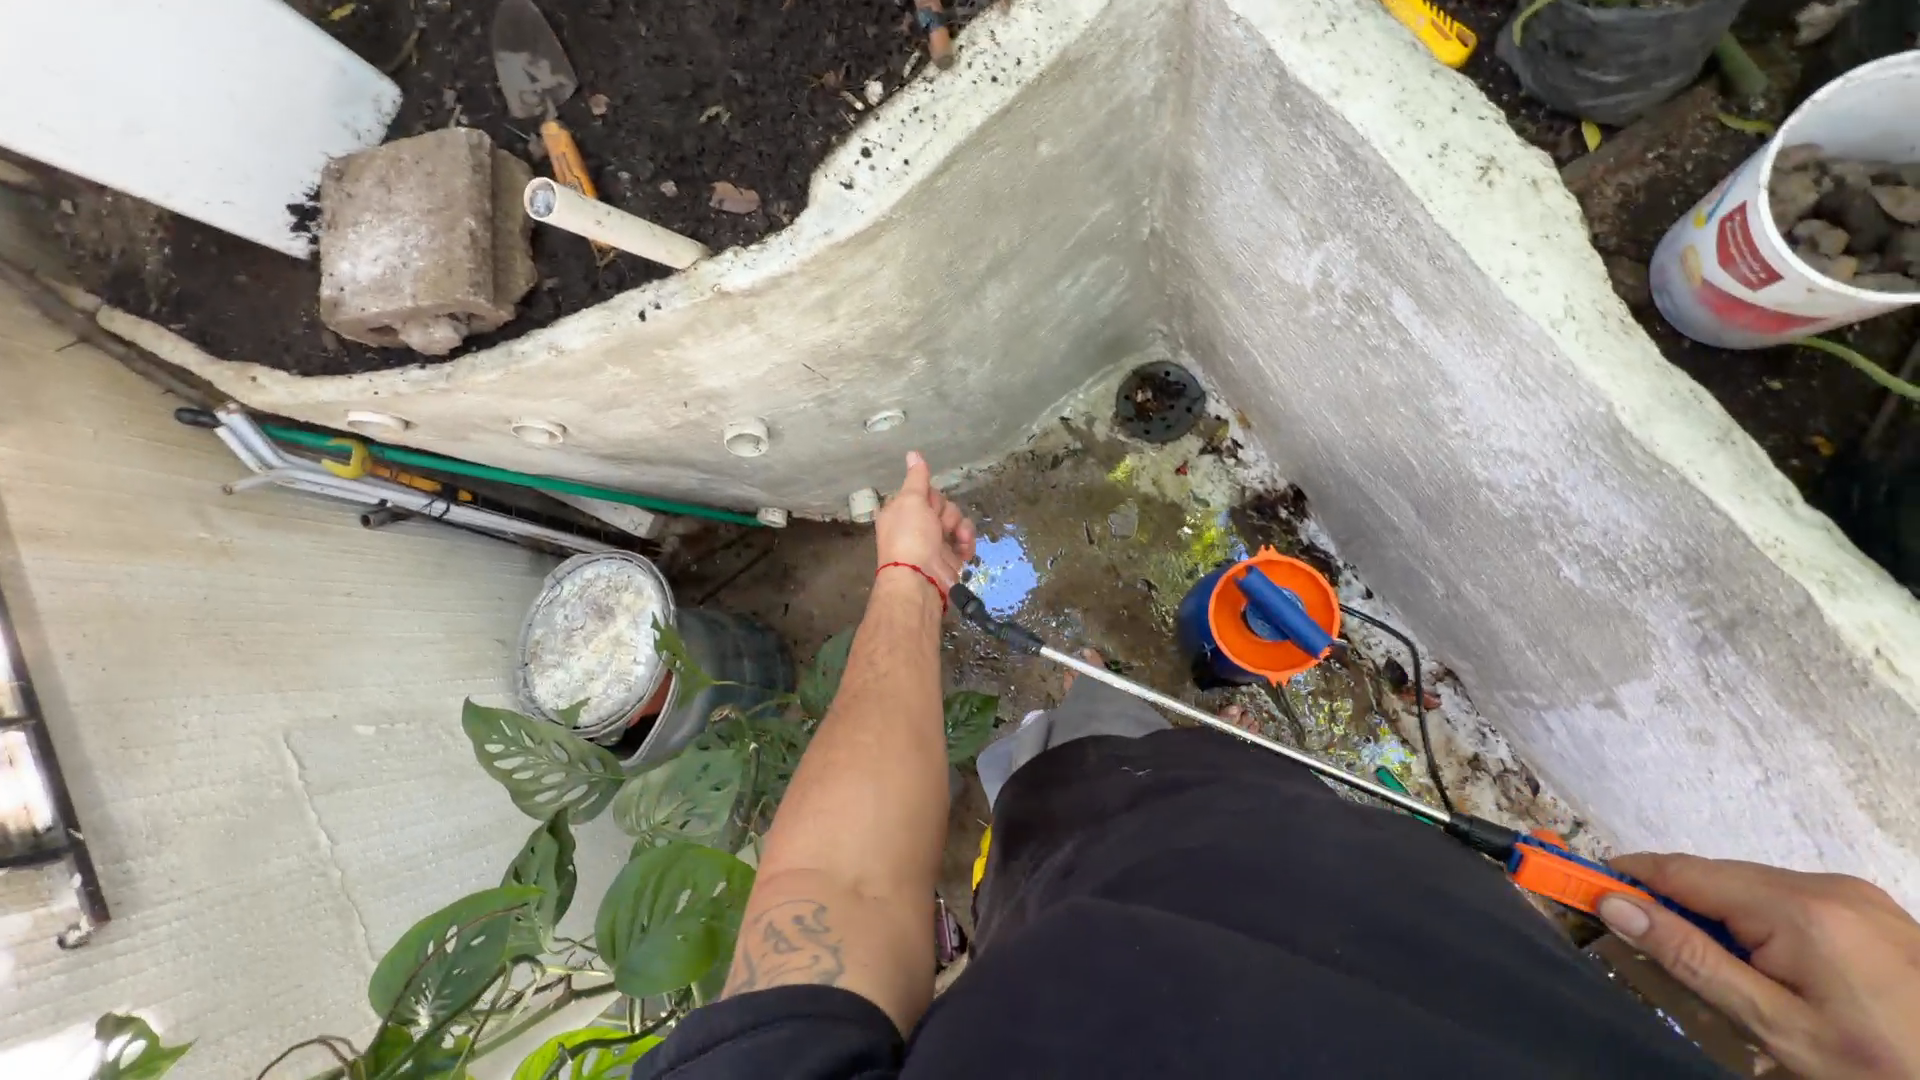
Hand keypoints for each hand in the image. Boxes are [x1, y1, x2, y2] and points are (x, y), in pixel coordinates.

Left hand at [874, 451, 976, 588]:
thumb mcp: (910, 500)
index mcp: (901, 511)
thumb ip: (916, 477)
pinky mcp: (950, 556)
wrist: (920, 579)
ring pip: (956, 521)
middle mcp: (916, 525)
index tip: (928, 505)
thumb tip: (913, 453)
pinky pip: (964, 539)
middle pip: (942, 505)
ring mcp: (934, 542)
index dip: (930, 497)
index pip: (923, 491)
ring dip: (960, 527)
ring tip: (955, 539)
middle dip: (946, 513)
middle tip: (938, 525)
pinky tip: (963, 549)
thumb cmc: (910, 536)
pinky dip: (966, 543)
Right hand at [1599, 853, 1919, 1078]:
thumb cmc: (1878, 1066)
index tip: (1576, 886)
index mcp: (1799, 908)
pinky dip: (1754, 917)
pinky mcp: (1872, 909)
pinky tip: (1762, 959)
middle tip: (1641, 940)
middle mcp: (1825, 885)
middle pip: (1712, 876)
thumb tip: (1613, 903)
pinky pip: (1785, 897)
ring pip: (1746, 885)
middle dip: (1670, 902)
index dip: (1622, 876)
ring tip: (1712, 962)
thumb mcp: (1776, 1026)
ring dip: (1713, 912)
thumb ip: (1691, 958)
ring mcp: (1856, 894)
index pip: (1679, 871)